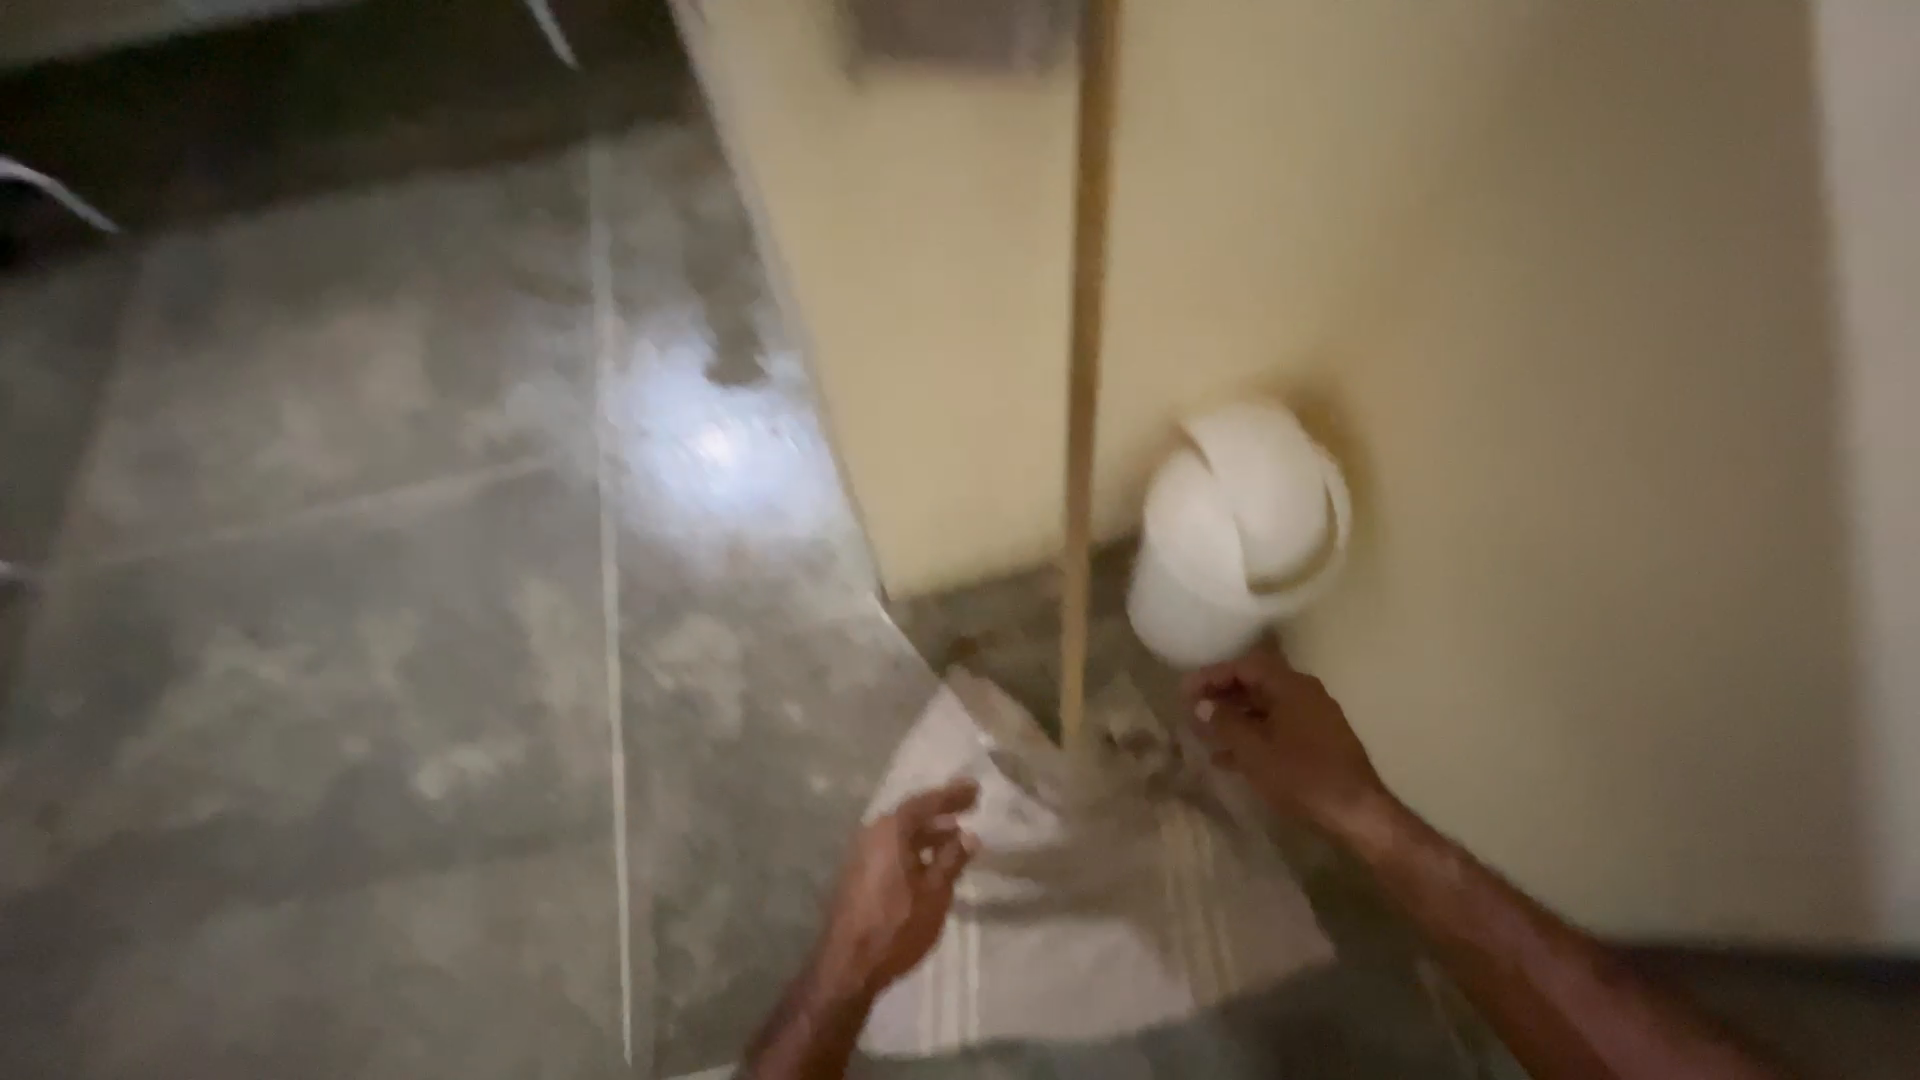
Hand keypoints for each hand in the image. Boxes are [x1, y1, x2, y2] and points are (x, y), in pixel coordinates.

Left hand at [814, 778, 979, 997]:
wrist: (847, 967)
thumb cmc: (896, 926)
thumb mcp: (934, 893)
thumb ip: (952, 859)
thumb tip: (969, 835)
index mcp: (890, 831)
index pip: (925, 803)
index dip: (951, 795)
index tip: (975, 789)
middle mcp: (871, 835)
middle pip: (910, 816)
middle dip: (940, 814)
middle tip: (968, 809)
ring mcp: (860, 856)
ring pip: (900, 836)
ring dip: (927, 835)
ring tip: (955, 839)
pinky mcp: (857, 876)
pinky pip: (891, 851)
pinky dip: (913, 851)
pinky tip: (930, 865)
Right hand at [1184, 643, 1389, 834]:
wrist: (1358, 815)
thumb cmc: (1302, 776)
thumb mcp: (1254, 750)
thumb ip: (1224, 722)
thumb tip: (1201, 705)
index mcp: (1292, 686)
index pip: (1245, 666)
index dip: (1211, 675)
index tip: (1184, 691)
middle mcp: (1305, 695)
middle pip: (1255, 685)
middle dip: (1220, 696)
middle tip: (1191, 709)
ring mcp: (1314, 719)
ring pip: (1264, 709)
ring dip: (1233, 718)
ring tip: (1202, 734)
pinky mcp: (1317, 744)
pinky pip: (1276, 729)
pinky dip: (1251, 736)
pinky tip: (1226, 759)